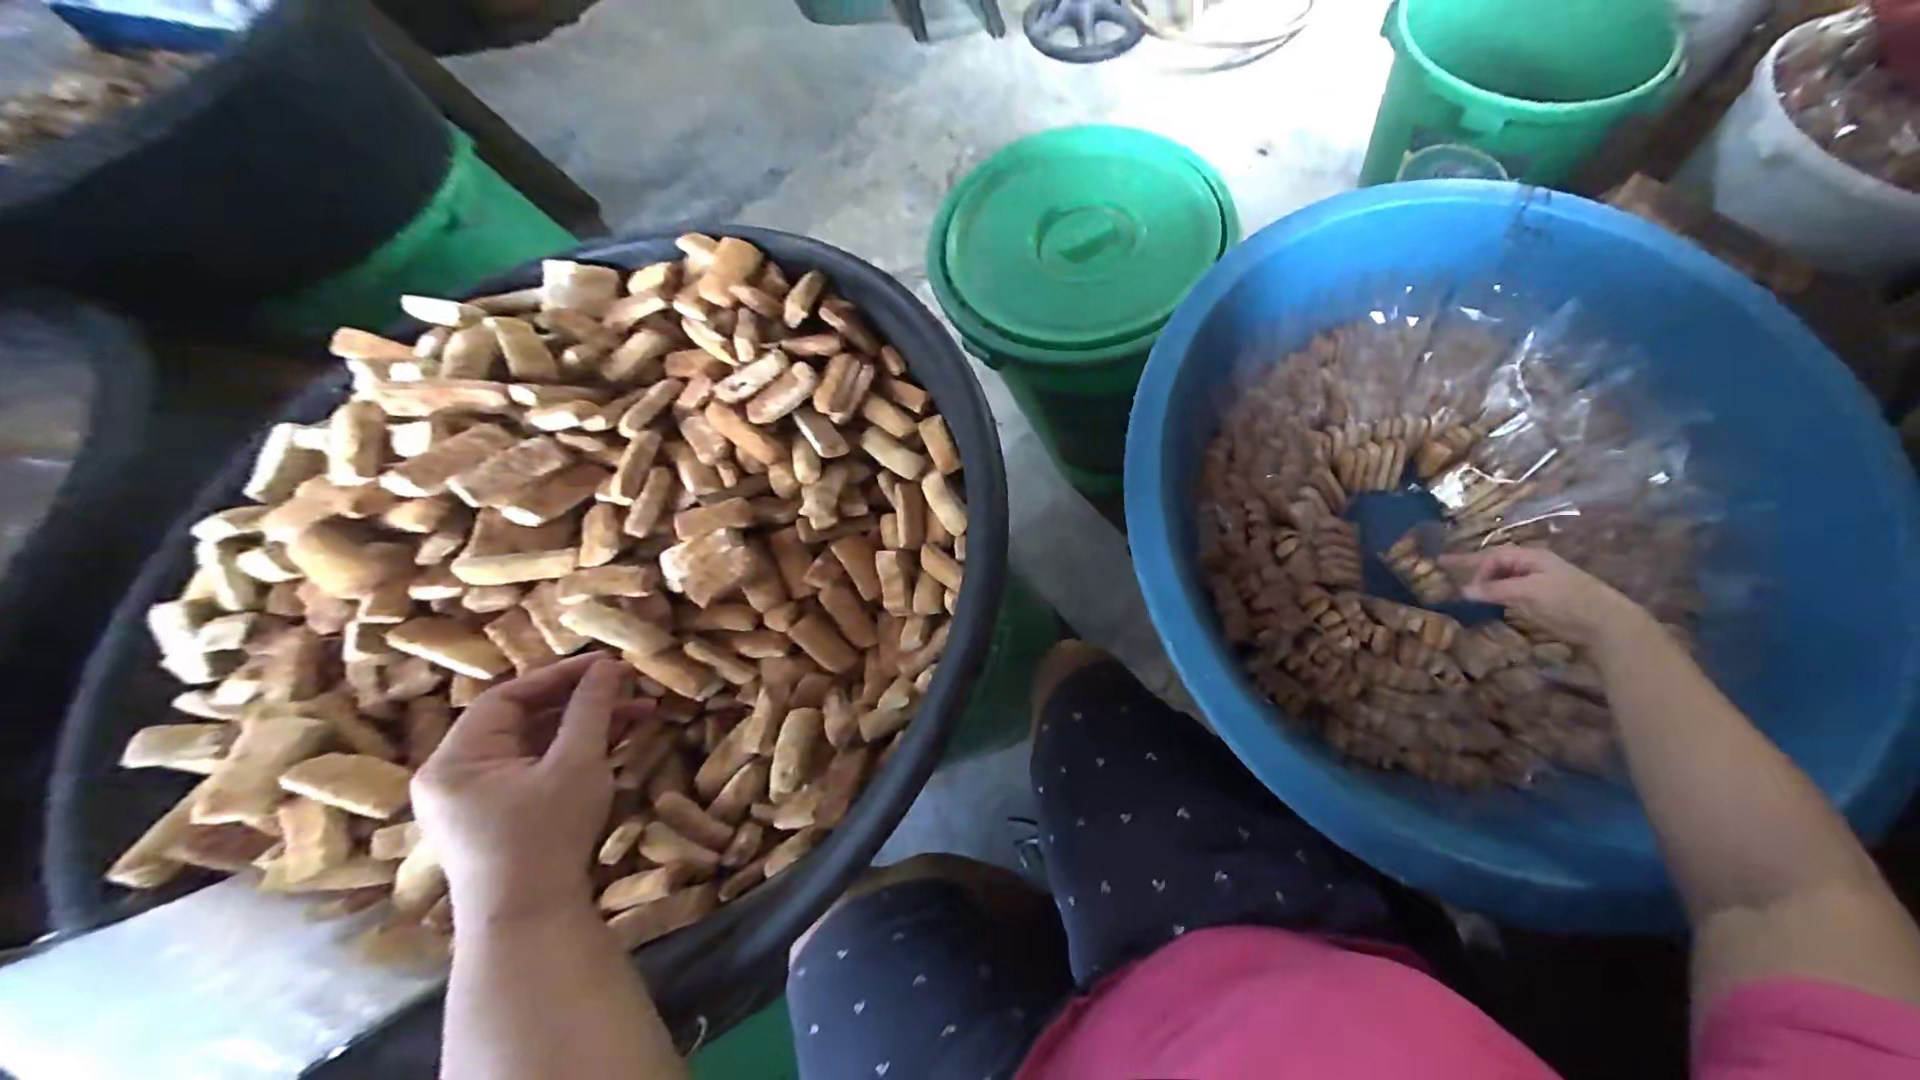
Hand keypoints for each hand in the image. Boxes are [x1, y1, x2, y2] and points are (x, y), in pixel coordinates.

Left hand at [412, 654, 639, 921]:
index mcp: (456, 760)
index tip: (608, 663)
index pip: (508, 698)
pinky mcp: (497, 816)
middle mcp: (454, 775)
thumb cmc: (547, 836)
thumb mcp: (576, 764)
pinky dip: (573, 753)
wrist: (530, 922)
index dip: (561, 675)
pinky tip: (617, 742)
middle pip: (522, 719)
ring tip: (640, 713)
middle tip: (628, 685)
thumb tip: (609, 665)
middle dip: (581, 701)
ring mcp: (475, 798)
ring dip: (585, 726)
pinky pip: (535, 768)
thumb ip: (591, 709)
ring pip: (534, 744)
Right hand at [1442, 546, 1650, 648]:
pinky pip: (1508, 592)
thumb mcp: (1527, 592)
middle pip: (1495, 564)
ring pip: (1501, 578)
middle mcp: (1532, 566)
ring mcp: (1536, 583)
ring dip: (1482, 582)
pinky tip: (1483, 599)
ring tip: (1462, 588)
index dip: (1471, 564)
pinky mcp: (1539, 600)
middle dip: (1472, 567)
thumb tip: (1463, 591)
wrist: (1606, 623)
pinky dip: (1493, 594)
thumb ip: (1494, 590)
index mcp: (1531, 557)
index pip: (1492, 556)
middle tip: (1445, 568)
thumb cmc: (1567, 600)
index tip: (1453, 575)